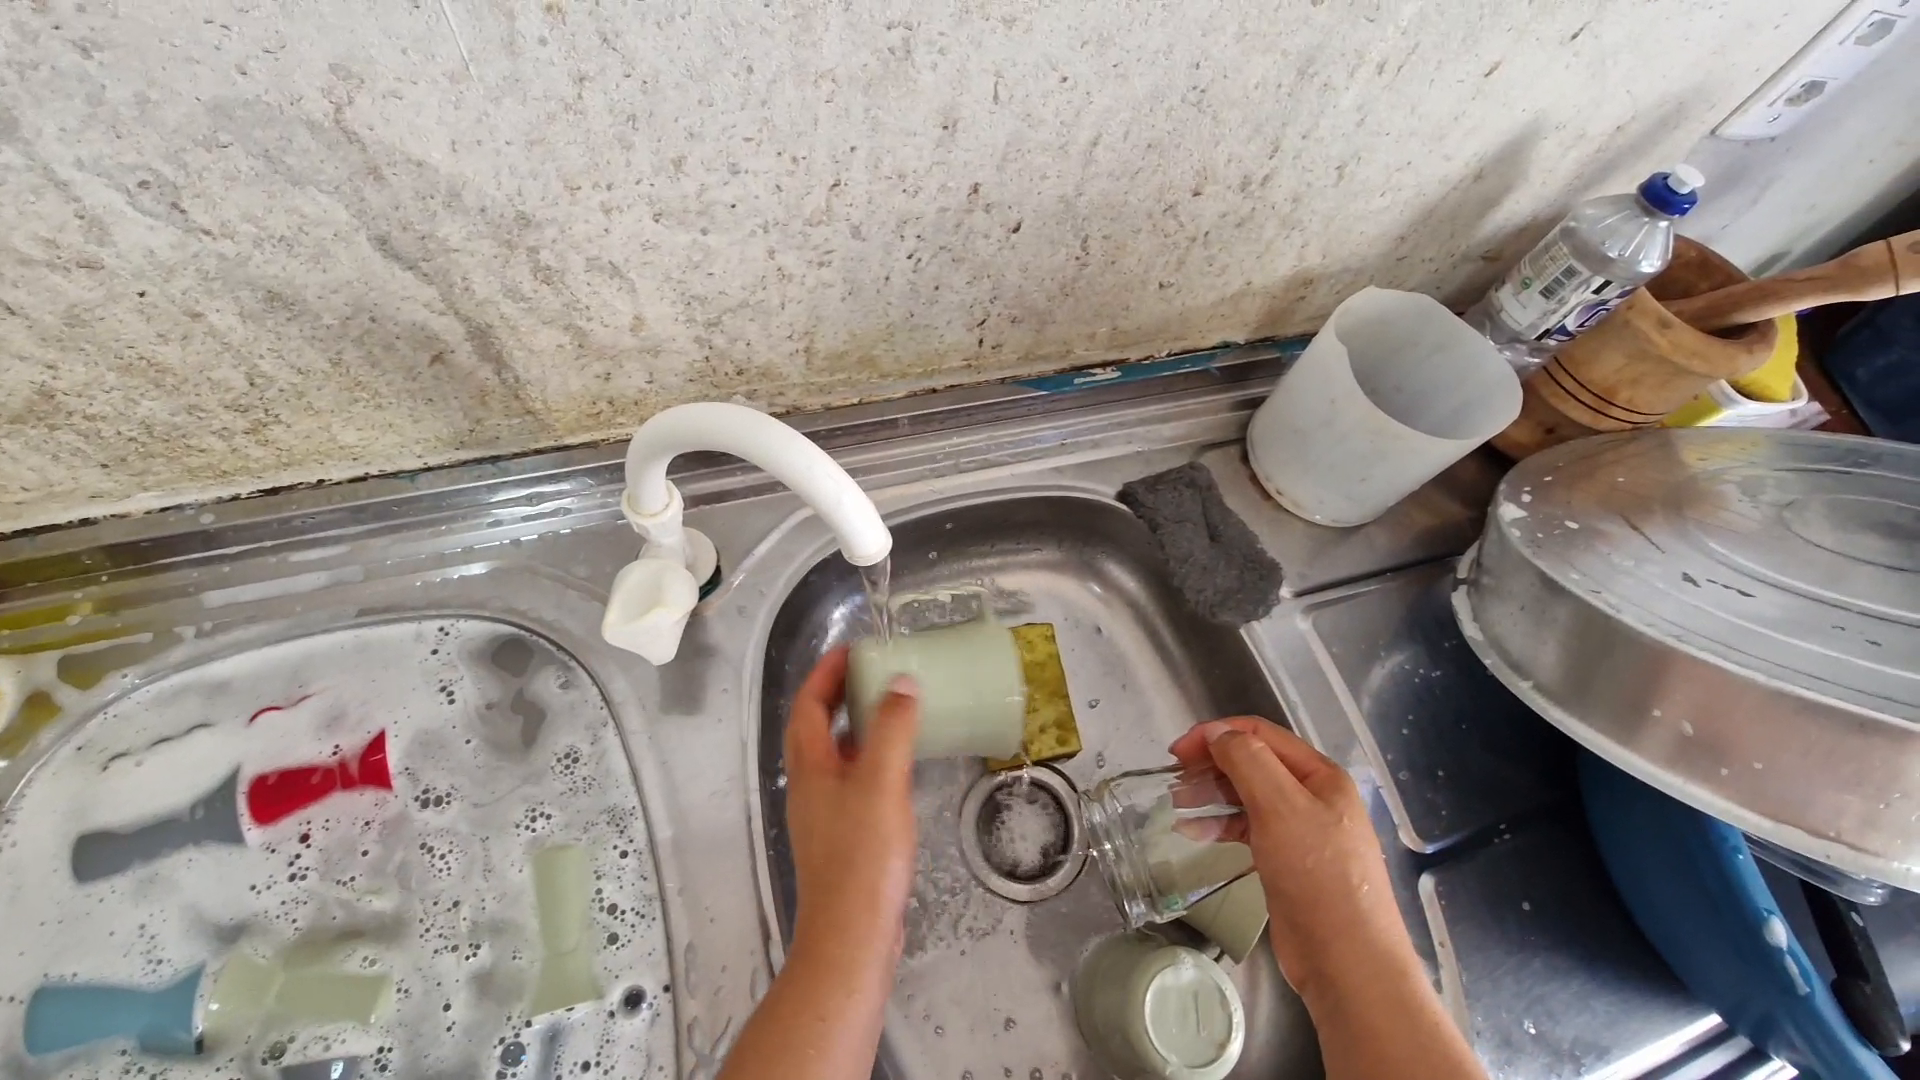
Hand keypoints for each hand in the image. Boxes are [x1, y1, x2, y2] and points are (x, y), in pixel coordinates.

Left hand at [783, 647, 919, 967]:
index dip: (826, 672)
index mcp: (809, 766)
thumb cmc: (862, 855)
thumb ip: (892, 728)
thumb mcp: (881, 782)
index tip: (854, 648)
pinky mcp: (843, 836)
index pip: (808, 704)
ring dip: (856, 725)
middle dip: (840, 693)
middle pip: (817, 727)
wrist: (853, 935)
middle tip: (876, 671)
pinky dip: (871, 757)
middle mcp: (809, 784)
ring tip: (892, 708)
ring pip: (835, 754)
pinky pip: (853, 779)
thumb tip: (902, 682)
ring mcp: (824, 812)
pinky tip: (899, 765)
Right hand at [1169, 716, 1413, 997]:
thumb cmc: (1317, 875)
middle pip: (1254, 763)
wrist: (1347, 961)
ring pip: (1248, 796)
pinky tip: (1195, 832)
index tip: (1178, 752)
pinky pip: (1248, 829)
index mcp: (1320, 775)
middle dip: (1212, 764)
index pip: (1261, 734)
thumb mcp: (1280, 807)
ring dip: (1212, 794)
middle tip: (1175, 778)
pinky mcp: (1288, 862)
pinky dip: (1221, 825)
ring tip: (1177, 804)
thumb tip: (1217, 733)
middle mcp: (1313, 797)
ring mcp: (1302, 831)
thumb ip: (1247, 761)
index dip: (1217, 734)